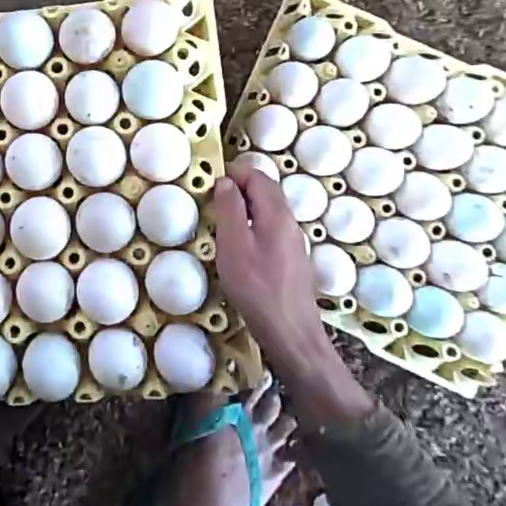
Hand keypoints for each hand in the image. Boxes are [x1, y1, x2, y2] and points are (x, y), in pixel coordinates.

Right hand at [213, 167, 374, 426]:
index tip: (210, 182)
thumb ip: (230, 209)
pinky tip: (240, 246)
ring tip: (222, 220)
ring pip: (269, 211)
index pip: (258, 176)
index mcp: (277, 213)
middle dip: (240, 187)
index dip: (234, 172)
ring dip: (246, 207)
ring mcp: (294, 243)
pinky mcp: (292, 261)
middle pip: (267, 191)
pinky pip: (271, 229)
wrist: (291, 333)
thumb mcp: (233, 244)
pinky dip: (253, 225)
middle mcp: (290, 222)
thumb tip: (226, 182)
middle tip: (213, 199)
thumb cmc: (256, 287)